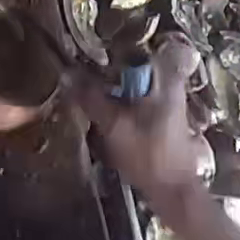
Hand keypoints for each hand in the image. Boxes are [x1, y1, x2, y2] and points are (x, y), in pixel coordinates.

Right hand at [69, 36, 207, 208]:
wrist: (173, 193)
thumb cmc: (148, 155)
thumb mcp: (113, 125)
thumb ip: (90, 97)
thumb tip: (66, 74)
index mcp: (163, 77)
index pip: (131, 47)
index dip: (105, 46)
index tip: (82, 50)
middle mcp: (169, 82)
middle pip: (130, 64)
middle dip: (105, 68)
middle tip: (78, 72)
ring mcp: (167, 99)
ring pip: (131, 82)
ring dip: (110, 86)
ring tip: (84, 89)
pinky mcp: (161, 115)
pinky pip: (135, 96)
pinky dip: (119, 99)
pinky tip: (101, 109)